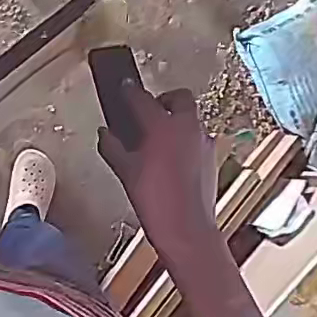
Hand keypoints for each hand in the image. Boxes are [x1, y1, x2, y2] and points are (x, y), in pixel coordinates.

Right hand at [97, 86, 218, 255]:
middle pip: (180, 98)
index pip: (142, 99)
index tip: (124, 87)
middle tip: (148, 110)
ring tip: (158, 137)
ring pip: (191, 118)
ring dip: (176, 120)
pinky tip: (171, 158)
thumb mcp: (125, 172)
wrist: (186, 229)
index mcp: (163, 126)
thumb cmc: (155, 200)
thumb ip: (112, 147)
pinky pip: (196, 138)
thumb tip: (104, 134)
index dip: (130, 91)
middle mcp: (188, 128)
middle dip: (164, 99)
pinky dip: (184, 139)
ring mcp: (203, 142)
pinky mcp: (212, 157)